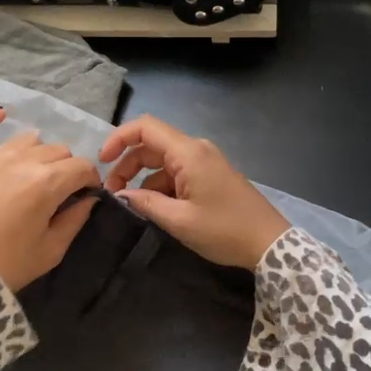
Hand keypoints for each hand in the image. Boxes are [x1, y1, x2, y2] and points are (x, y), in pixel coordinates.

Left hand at [0, 108, 100, 289]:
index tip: (87, 194)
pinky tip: (0, 114)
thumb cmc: (8, 264)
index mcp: (47, 183)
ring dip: (39, 153)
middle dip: (67, 169)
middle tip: (61, 192)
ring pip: (29, 139)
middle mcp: (23, 161)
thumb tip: (89, 199)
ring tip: (35, 174)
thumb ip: (75, 219)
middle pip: (58, 151)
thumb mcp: (51, 250)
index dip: (90, 180)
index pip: (82, 167)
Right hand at [99, 115, 289, 268]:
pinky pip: (178, 172)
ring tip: (132, 206)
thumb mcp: (179, 221)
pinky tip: (156, 209)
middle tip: (113, 194)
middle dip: (127, 165)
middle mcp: (196, 149)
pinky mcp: (211, 175)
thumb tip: (122, 196)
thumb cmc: (224, 231)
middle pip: (151, 145)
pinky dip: (161, 185)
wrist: (268, 242)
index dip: (118, 138)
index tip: (101, 162)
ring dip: (143, 178)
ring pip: (163, 161)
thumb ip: (146, 204)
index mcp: (188, 153)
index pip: (145, 128)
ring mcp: (205, 161)